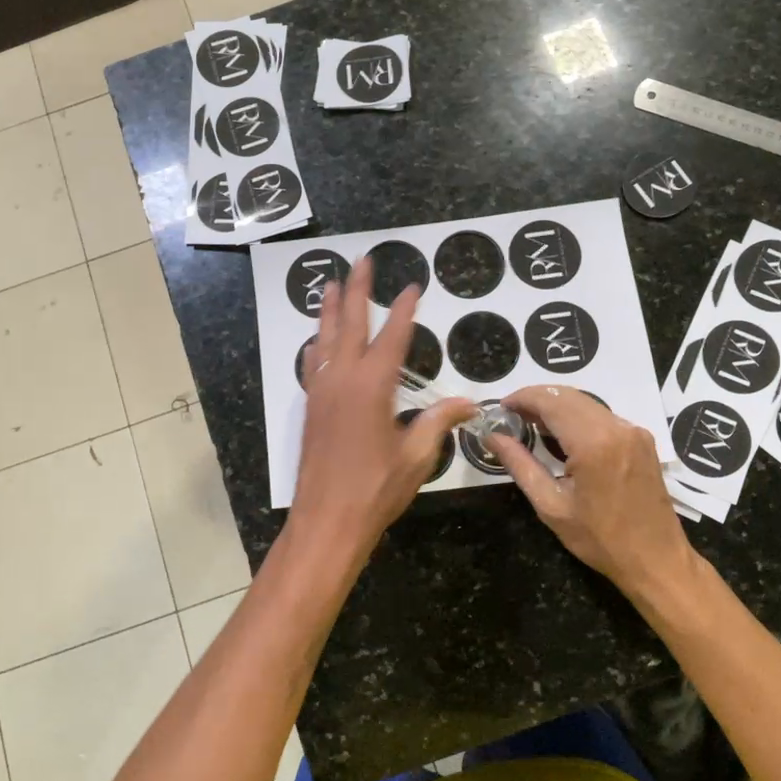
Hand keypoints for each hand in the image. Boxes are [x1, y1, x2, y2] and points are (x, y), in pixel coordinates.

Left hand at [289, 259, 474, 558]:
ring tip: (329, 284)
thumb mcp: (417, 457)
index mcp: (373, 386)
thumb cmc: (376, 489)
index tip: (412, 285)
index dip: (404, 309)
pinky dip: (316, 345)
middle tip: (360, 261)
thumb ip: (439, 422)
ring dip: (328, 310)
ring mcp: (321, 392)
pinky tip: (316, 341)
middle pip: (350, 323)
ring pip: (324, 339)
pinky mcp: (310, 407)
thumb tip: (470, 401)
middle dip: (356, 290)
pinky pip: (312, 365)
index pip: (393, 336)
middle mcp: (343, 379)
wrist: (327, 519)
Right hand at [487, 386, 700, 604]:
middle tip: (512, 418)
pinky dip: (578, 418)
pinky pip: (603, 416)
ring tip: (532, 427)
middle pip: (569, 396)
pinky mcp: (642, 440)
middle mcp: (617, 427)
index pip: (550, 401)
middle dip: (537, 400)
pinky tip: (563, 438)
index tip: (500, 408)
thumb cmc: (600, 539)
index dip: (522, 398)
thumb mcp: (551, 505)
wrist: (656, 560)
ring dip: (557, 407)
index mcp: (593, 442)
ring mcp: (634, 431)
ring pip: (586, 403)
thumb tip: (493, 437)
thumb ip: (520, 464)